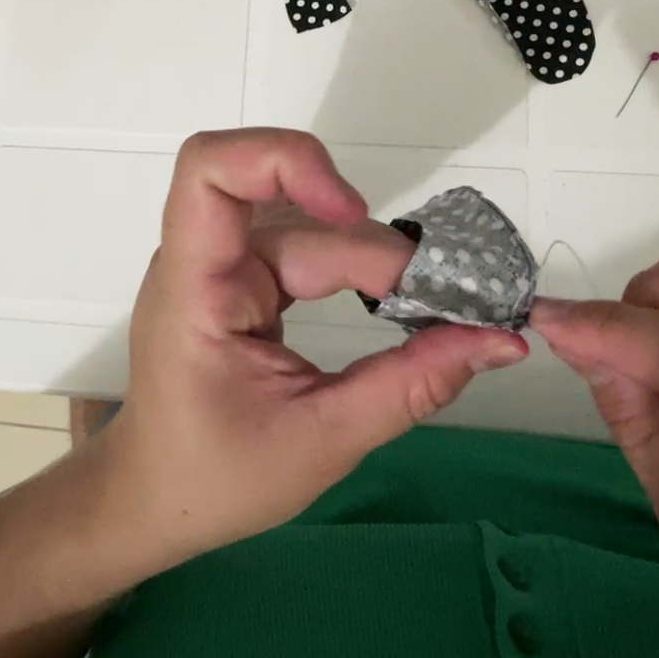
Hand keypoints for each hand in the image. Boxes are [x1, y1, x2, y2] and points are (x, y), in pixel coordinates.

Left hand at [87, 129, 528, 568]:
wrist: (158, 497)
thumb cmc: (216, 478)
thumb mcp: (321, 440)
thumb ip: (410, 385)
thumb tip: (500, 341)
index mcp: (194, 289)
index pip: (211, 172)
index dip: (284, 160)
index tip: (354, 212)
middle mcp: (204, 260)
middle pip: (292, 210)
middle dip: (373, 251)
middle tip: (445, 305)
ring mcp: (224, 265)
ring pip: (307, 223)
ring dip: (369, 254)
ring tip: (425, 302)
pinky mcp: (245, 278)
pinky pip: (305, 244)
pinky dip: (354, 264)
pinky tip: (390, 296)